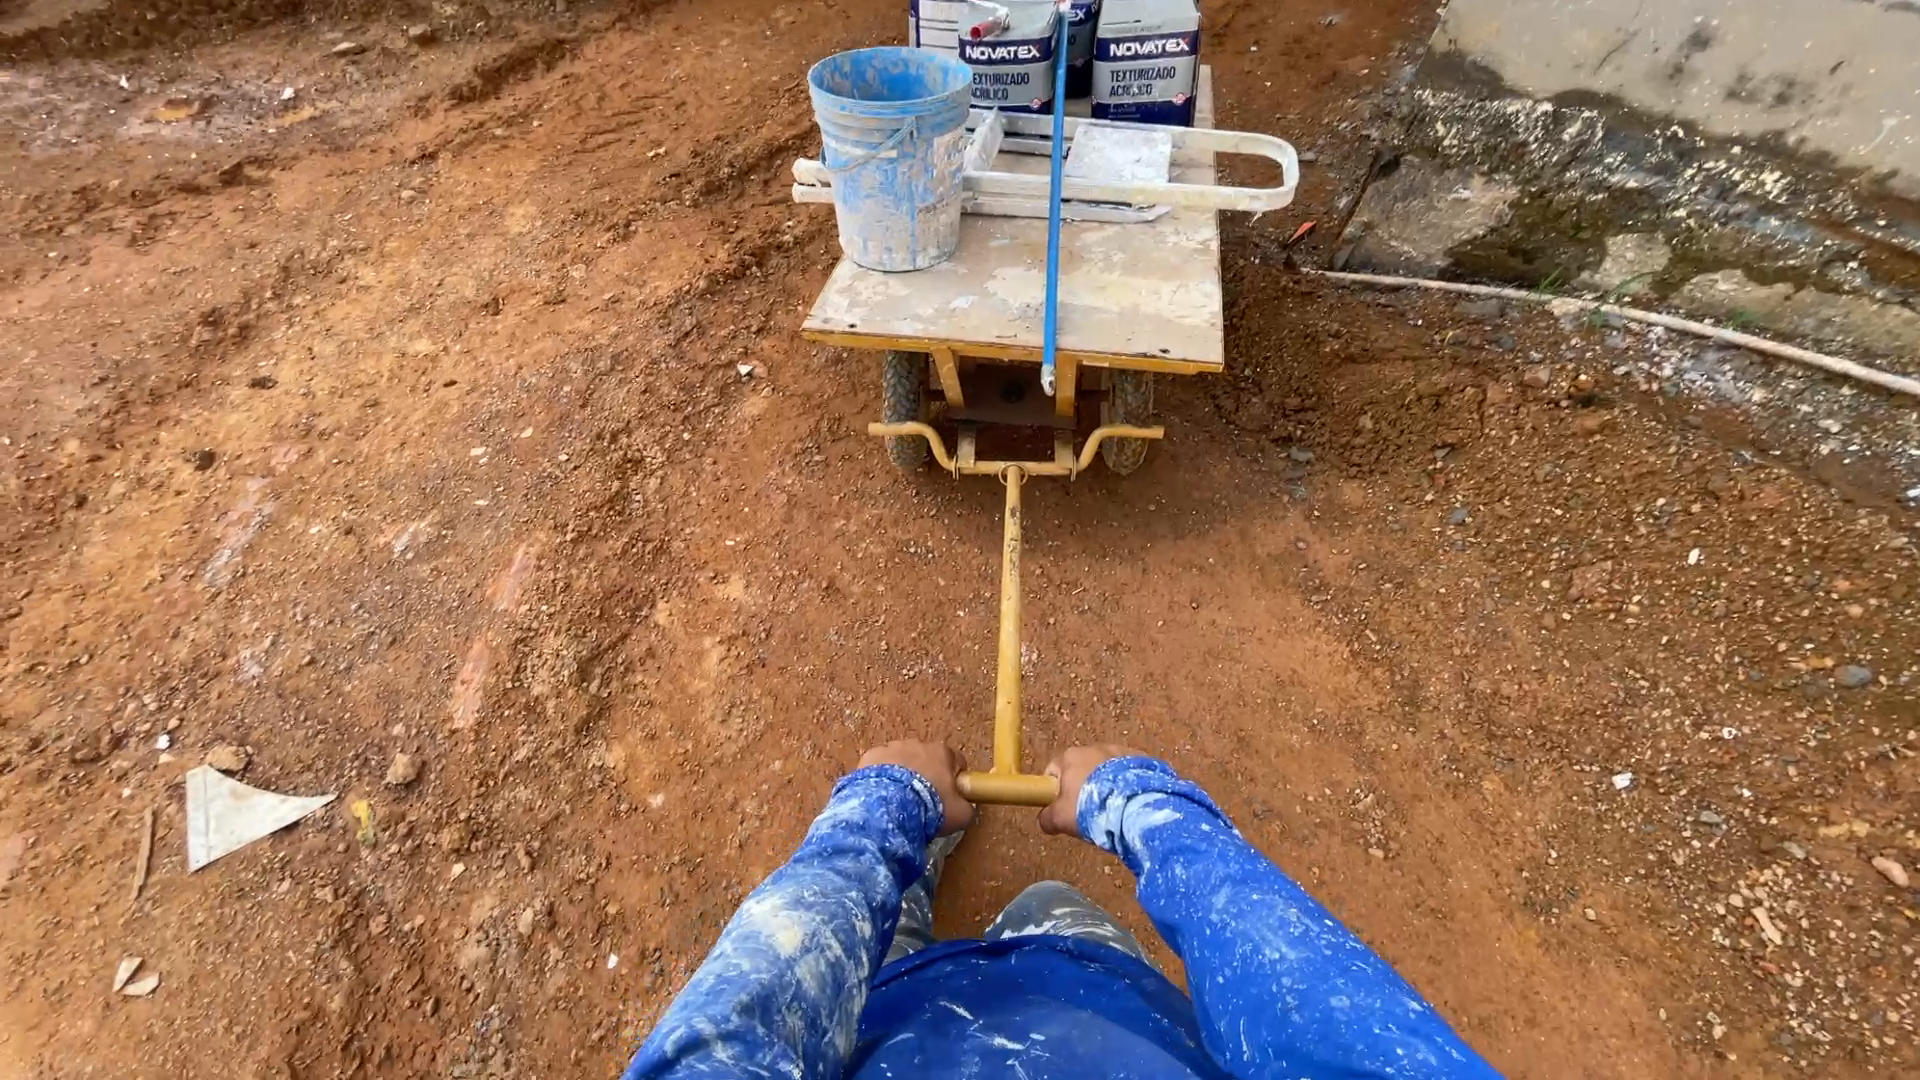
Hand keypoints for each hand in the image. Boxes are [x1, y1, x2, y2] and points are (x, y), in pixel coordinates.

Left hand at [858, 740, 974, 835]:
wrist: (890, 808)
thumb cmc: (930, 808)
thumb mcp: (960, 814)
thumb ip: (967, 807)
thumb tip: (966, 807)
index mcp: (943, 753)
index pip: (956, 761)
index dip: (954, 778)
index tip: (950, 794)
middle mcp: (918, 744)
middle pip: (926, 758)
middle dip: (926, 775)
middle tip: (922, 800)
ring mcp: (892, 748)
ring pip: (901, 760)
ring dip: (902, 775)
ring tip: (898, 801)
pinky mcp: (871, 756)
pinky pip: (879, 766)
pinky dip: (881, 778)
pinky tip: (880, 796)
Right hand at [1038, 744, 1139, 837]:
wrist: (1135, 807)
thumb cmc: (1091, 809)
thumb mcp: (1061, 819)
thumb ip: (1047, 818)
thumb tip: (1043, 820)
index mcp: (1070, 757)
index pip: (1054, 770)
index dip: (1056, 790)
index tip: (1064, 807)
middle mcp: (1093, 748)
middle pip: (1082, 768)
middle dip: (1084, 787)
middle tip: (1090, 812)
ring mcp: (1119, 751)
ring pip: (1107, 769)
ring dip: (1108, 785)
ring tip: (1114, 809)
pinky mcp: (1142, 759)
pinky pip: (1129, 772)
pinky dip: (1128, 784)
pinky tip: (1131, 802)